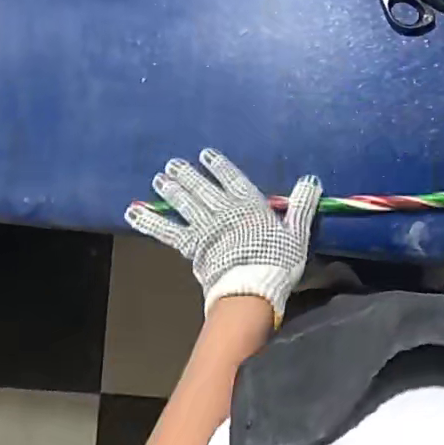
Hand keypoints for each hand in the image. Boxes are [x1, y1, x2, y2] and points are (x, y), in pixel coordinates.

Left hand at [126, 148, 321, 317]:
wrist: (253, 289)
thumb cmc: (279, 262)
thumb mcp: (297, 233)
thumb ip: (302, 205)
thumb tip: (311, 179)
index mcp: (249, 205)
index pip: (232, 179)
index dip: (219, 166)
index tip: (206, 155)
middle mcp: (223, 210)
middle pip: (202, 188)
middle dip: (188, 175)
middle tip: (173, 164)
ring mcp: (204, 226)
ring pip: (183, 203)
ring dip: (170, 191)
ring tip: (158, 179)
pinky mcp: (190, 244)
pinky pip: (165, 229)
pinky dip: (148, 220)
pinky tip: (132, 211)